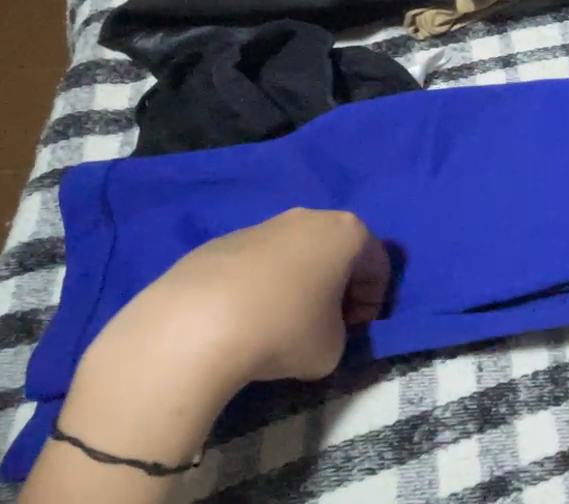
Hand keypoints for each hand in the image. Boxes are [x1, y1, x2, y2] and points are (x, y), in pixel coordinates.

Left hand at [107, 207, 392, 385]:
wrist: (191, 330)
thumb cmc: (282, 331)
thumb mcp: (332, 349)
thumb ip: (339, 333)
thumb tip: (318, 331)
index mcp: (348, 232)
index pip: (377, 264)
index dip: (373, 300)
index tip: (356, 329)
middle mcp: (309, 218)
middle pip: (335, 252)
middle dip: (335, 286)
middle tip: (323, 324)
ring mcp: (261, 226)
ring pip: (292, 255)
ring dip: (294, 285)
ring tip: (275, 326)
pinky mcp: (217, 244)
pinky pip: (252, 266)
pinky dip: (255, 289)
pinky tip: (238, 323)